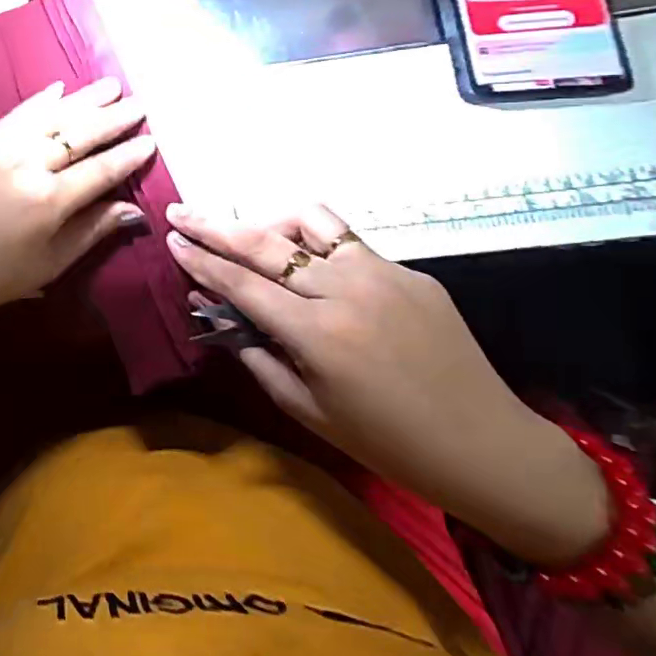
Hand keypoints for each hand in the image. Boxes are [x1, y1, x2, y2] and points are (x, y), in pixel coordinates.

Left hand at [0, 78, 156, 344]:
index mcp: (47, 201)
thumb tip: (135, 210)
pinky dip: (41, 100)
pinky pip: (17, 113)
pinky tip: (59, 88)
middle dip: (114, 118)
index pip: (101, 169)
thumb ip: (93, 230)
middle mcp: (25, 164)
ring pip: (51, 114)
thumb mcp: (49, 264)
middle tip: (140, 105)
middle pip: (80, 133)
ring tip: (111, 86)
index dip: (129, 155)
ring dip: (84, 98)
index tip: (151, 141)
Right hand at [164, 203, 610, 565]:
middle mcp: (347, 288)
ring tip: (252, 238)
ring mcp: (383, 271)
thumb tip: (212, 308)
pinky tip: (311, 268)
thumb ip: (254, 352)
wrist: (482, 443)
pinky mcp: (410, 269)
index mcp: (319, 333)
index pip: (243, 283)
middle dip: (216, 226)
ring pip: (311, 221)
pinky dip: (317, 247)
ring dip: (272, 223)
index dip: (201, 260)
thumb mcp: (306, 408)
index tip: (172, 238)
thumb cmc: (384, 441)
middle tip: (183, 212)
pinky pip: (349, 244)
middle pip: (267, 242)